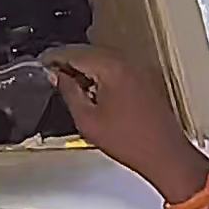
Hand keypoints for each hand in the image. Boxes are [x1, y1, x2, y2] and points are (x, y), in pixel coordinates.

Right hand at [45, 44, 208, 200]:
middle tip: (52, 73)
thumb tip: (57, 76)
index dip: (53, 58)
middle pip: (87, 51)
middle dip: (67, 60)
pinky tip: (92, 88)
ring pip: (101, 56)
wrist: (167, 157)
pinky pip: (115, 64)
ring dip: (84, 66)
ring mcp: (137, 68)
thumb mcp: (87, 120)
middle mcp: (126, 62)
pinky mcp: (144, 77)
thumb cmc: (132, 143)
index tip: (41, 63)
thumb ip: (68, 91)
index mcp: (111, 68)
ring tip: (70, 84)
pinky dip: (100, 71)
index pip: (73, 52)